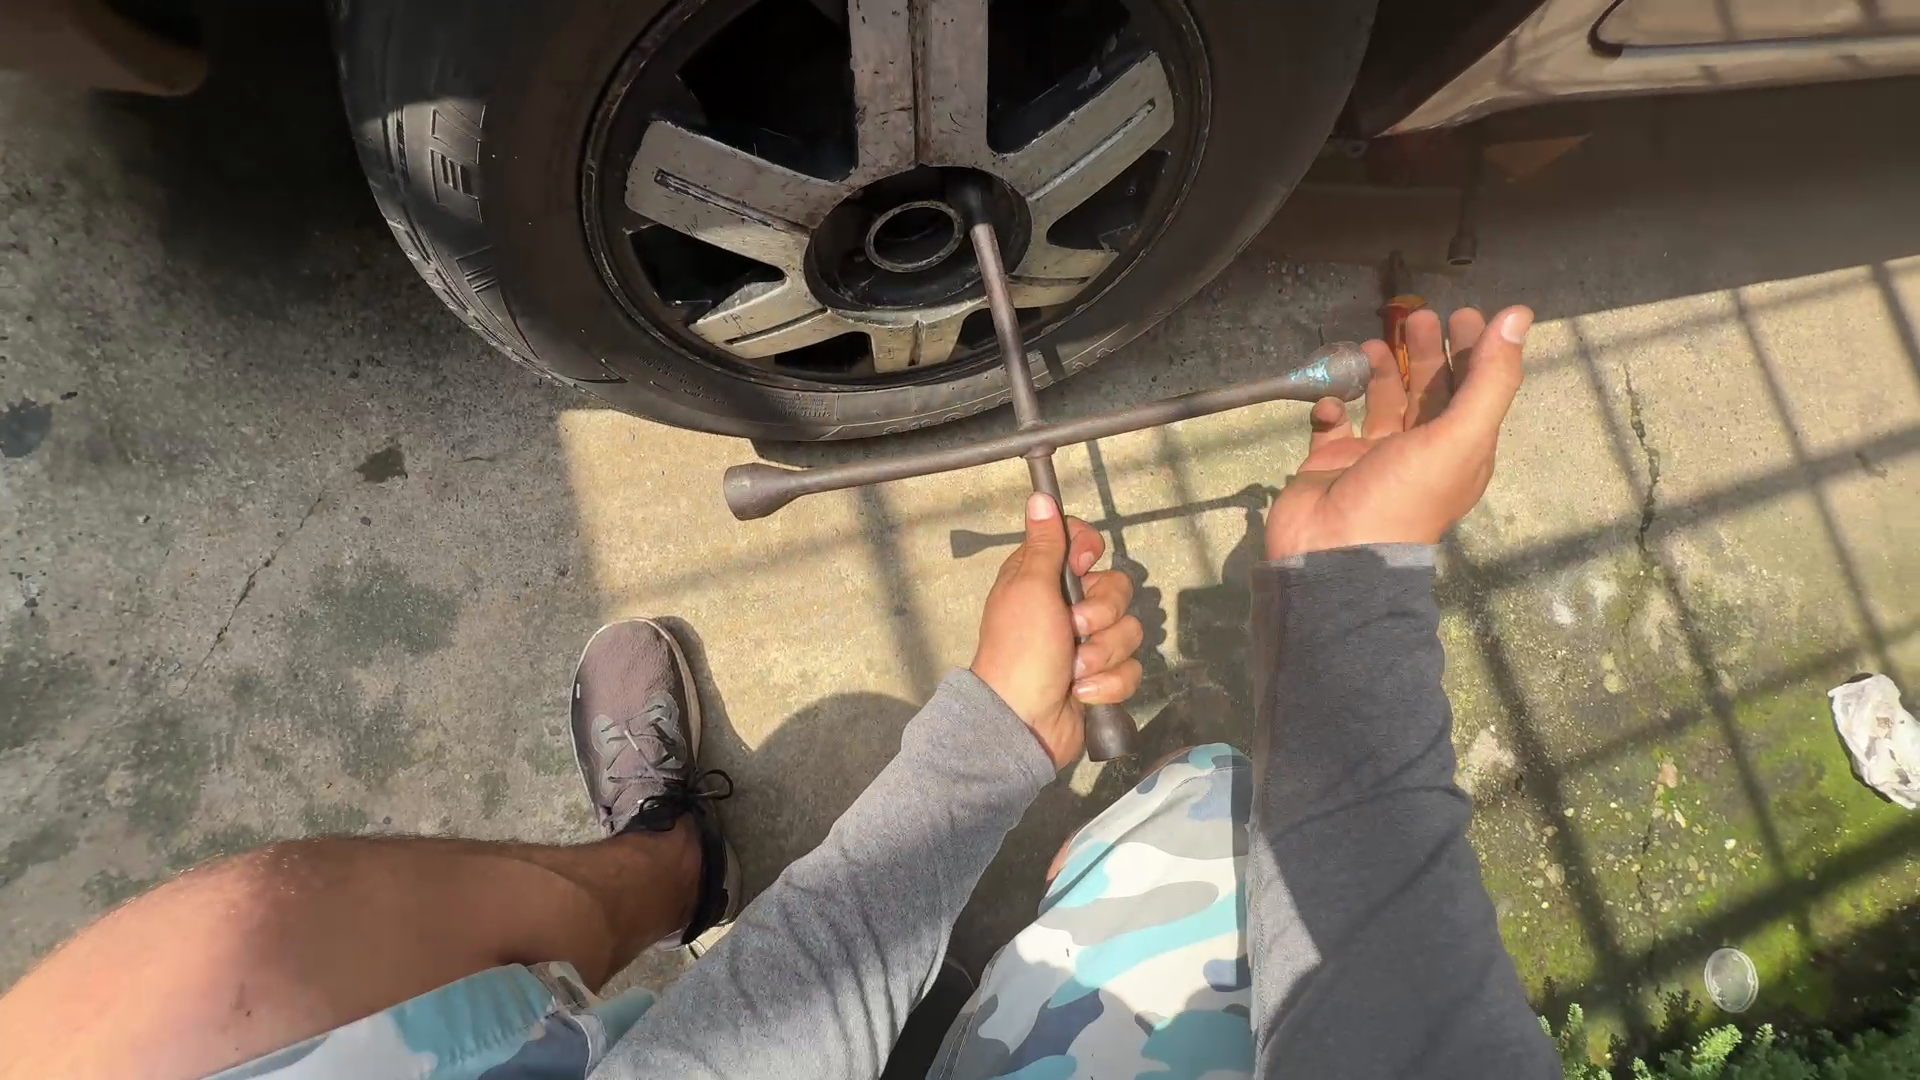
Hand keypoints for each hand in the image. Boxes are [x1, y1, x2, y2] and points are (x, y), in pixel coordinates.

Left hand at [972, 494, 1143, 767]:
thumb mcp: (1029, 588)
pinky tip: (1081, 693)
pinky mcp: (1102, 677)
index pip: (1084, 544)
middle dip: (1100, 615)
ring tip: (1073, 670)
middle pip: (1117, 588)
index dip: (1089, 552)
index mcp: (1043, 578)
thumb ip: (1043, 544)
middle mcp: (1067, 605)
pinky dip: (1106, 684)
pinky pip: (1130, 668)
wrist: (1022, 721)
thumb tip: (1041, 498)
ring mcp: (1087, 643)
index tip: (1081, 565)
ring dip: (1102, 654)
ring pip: (1129, 631)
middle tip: (1072, 630)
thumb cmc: (1019, 649)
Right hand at [1266, 305, 1530, 558]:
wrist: (1335, 548)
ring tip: (1371, 344)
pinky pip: (1332, 426)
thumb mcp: (1461, 436)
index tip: (1460, 314)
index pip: (1473, 389)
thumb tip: (1519, 314)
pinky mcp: (1329, 463)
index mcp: (1459, 448)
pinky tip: (1332, 398)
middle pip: (1426, 392)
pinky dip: (1332, 407)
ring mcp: (1371, 457)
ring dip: (1379, 372)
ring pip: (1379, 404)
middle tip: (1415, 316)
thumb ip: (1491, 377)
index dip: (1473, 351)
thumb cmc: (1403, 493)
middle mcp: (1418, 450)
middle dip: (1425, 352)